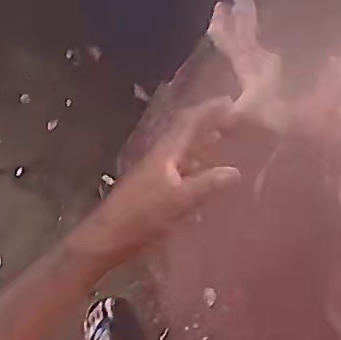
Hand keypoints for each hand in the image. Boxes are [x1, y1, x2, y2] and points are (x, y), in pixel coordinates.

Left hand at [67, 98, 241, 270]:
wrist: (106, 238)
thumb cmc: (141, 218)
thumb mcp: (179, 202)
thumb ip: (207, 185)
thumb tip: (234, 171)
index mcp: (165, 154)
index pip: (189, 122)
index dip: (209, 110)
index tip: (231, 101)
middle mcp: (159, 157)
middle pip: (185, 132)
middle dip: (208, 123)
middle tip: (233, 120)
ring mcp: (154, 173)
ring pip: (182, 150)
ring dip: (202, 142)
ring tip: (224, 140)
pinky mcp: (152, 189)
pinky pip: (180, 168)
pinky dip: (196, 164)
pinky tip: (204, 173)